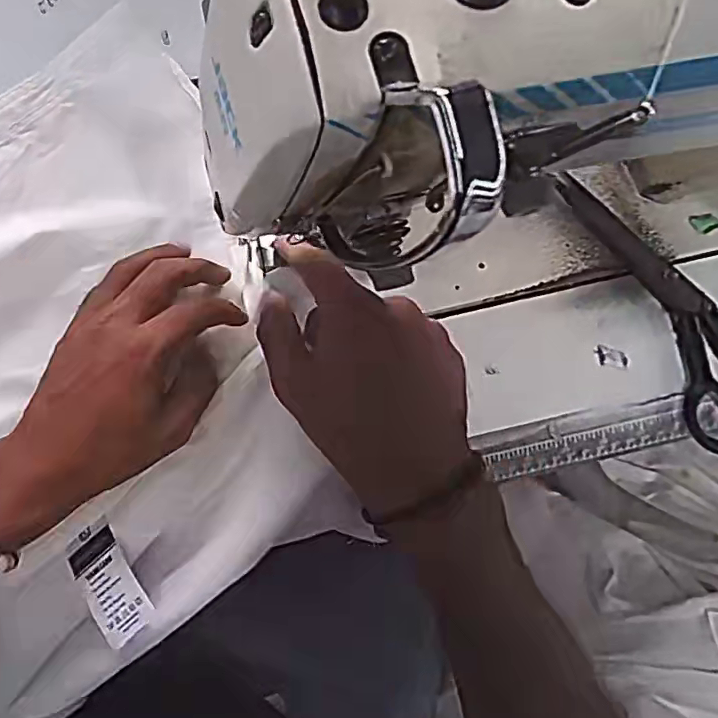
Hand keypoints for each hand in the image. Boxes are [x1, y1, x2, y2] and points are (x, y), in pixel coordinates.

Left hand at [0, 245, 247, 559]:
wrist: (47, 457)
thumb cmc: (106, 452)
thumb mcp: (169, 431)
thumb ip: (197, 387)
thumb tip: (207, 355)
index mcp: (143, 351)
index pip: (192, 311)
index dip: (221, 309)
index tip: (234, 315)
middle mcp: (115, 325)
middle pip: (161, 274)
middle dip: (196, 268)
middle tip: (216, 273)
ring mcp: (91, 322)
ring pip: (128, 269)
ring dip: (158, 257)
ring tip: (182, 254)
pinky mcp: (75, 327)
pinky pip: (104, 285)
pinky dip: (128, 272)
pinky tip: (139, 276)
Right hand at [255, 246, 475, 518]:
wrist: (415, 470)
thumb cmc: (349, 428)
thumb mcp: (294, 382)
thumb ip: (277, 331)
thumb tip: (273, 301)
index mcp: (351, 312)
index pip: (319, 265)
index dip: (297, 253)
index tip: (287, 248)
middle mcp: (393, 310)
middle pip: (349, 297)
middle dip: (332, 318)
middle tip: (324, 360)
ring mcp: (424, 328)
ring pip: (380, 317)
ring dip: (365, 336)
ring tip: (360, 380)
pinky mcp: (445, 349)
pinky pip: (408, 335)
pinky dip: (394, 350)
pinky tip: (387, 384)